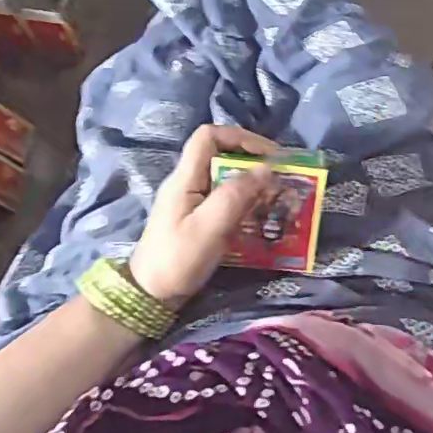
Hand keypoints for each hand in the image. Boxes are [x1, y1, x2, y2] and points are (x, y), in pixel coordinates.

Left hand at [128, 125, 278, 307]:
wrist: (150, 296)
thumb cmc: (177, 260)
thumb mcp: (208, 227)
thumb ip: (236, 195)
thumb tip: (266, 169)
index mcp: (185, 178)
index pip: (210, 136)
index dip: (241, 138)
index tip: (270, 156)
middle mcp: (188, 184)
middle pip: (222, 156)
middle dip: (255, 164)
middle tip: (282, 181)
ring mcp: (192, 202)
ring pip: (227, 180)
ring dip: (254, 186)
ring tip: (278, 200)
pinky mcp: (199, 220)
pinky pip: (226, 201)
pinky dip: (247, 204)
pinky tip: (262, 219)